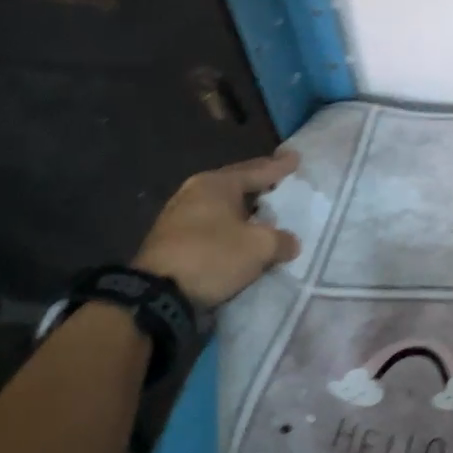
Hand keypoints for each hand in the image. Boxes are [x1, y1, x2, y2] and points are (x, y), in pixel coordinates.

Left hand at [133, 151, 301, 308]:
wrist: (156, 295)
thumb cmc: (212, 256)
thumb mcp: (260, 247)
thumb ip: (281, 240)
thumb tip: (289, 242)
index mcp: (216, 185)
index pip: (257, 171)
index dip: (279, 166)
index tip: (296, 158)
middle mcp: (195, 192)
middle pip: (236, 183)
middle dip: (258, 181)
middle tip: (280, 177)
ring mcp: (178, 215)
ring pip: (222, 204)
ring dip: (244, 206)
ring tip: (263, 208)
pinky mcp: (171, 239)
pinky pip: (211, 223)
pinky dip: (229, 224)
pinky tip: (239, 232)